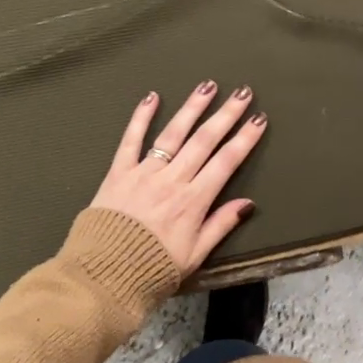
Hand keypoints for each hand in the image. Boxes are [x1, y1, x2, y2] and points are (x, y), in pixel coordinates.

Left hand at [89, 81, 264, 272]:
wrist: (103, 276)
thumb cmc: (152, 270)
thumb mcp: (194, 255)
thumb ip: (220, 225)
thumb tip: (248, 203)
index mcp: (193, 201)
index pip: (226, 162)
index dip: (245, 139)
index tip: (258, 119)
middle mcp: (172, 180)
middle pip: (204, 140)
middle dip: (226, 114)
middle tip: (242, 92)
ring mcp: (144, 173)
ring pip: (173, 133)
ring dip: (192, 108)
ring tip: (208, 86)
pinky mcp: (118, 172)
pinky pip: (131, 140)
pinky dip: (141, 117)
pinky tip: (152, 96)